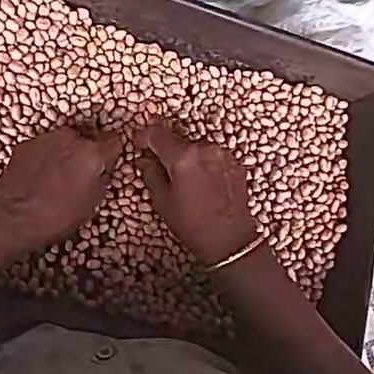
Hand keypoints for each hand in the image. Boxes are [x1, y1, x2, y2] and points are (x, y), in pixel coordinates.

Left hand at [0, 124, 121, 251]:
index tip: (109, 164)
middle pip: (88, 139)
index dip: (112, 155)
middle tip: (84, 176)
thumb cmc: (55, 215)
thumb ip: (102, 180)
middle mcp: (70, 138)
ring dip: (66, 155)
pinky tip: (42, 179)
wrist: (12, 217)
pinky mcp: (26, 145)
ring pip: (64, 142)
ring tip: (60, 180)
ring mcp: (46, 139)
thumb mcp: (92, 204)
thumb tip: (102, 171)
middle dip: (88, 153)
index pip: (114, 142)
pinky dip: (46, 158)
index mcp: (92, 153)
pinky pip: (44, 148)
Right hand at [132, 123, 256, 263]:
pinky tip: (201, 185)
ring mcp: (223, 155)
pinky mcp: (235, 164)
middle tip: (158, 166)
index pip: (157, 134)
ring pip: (196, 147)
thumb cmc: (194, 225)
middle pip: (179, 140)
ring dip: (186, 158)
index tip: (138, 141)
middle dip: (166, 150)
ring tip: (183, 182)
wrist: (230, 240)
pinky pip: (212, 157)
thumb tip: (145, 161)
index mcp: (183, 157)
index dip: (143, 136)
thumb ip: (151, 174)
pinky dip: (203, 164)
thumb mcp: (163, 201)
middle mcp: (205, 149)